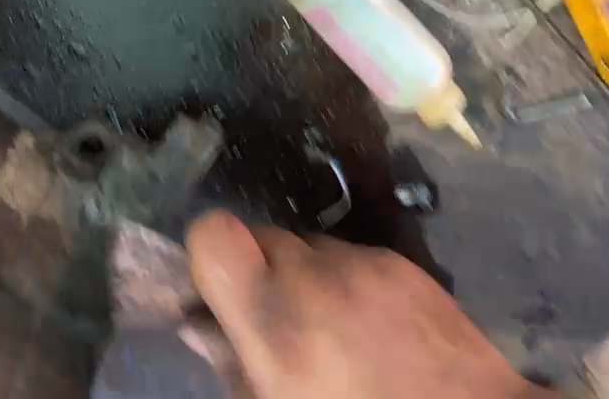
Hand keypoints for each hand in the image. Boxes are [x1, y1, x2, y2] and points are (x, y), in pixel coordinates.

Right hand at [186, 211, 548, 398]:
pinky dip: (350, 286)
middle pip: (260, 237)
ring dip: (307, 281)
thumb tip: (203, 329)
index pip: (212, 234)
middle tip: (282, 329)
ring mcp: (365, 263)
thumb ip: (236, 372)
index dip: (207, 256)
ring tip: (337, 338)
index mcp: (276, 323)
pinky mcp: (404, 265)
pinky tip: (377, 336)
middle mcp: (315, 276)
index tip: (221, 296)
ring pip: (309, 248)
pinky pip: (354, 259)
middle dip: (261, 274)